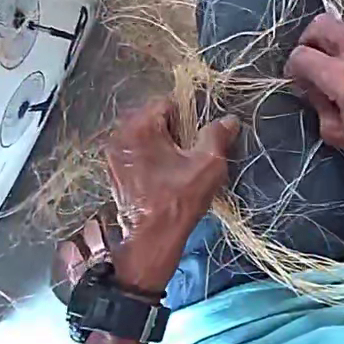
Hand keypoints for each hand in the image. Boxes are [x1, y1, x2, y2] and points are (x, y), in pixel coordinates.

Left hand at [104, 99, 239, 288]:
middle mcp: (120, 135)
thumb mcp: (208, 164)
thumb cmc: (179, 200)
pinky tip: (166, 176)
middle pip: (154, 119)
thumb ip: (217, 135)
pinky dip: (152, 158)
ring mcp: (114, 155)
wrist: (151, 241)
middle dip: (175, 130)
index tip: (199, 135)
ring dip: (164, 145)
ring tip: (180, 165)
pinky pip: (137, 153)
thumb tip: (229, 120)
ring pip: (146, 137)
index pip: (167, 103)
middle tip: (191, 152)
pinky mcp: (114, 172)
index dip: (188, 115)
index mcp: (139, 126)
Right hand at [285, 14, 343, 203]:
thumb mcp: (332, 129)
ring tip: (331, 65)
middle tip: (309, 61)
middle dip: (307, 40)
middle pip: (321, 24)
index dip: (292, 67)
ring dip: (330, 42)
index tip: (296, 79)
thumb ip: (315, 99)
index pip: (302, 55)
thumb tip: (306, 82)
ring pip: (343, 27)